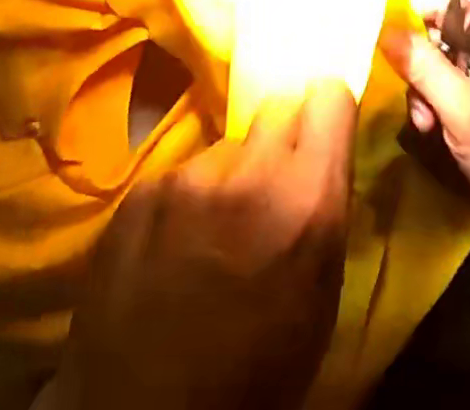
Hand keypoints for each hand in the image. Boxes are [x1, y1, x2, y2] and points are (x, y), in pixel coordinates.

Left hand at [47, 80, 357, 409]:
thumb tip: (319, 157)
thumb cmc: (258, 371)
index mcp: (307, 201)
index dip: (327, 110)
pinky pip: (182, 173)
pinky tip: (172, 244)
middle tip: (270, 184)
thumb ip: (324, 208)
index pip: (328, 98)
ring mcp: (187, 178)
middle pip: (275, 109)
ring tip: (213, 229)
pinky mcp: (140, 190)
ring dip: (230, 174)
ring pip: (226, 146)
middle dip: (280, 139)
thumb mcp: (321, 294)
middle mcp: (249, 173)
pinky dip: (186, 198)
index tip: (321, 126)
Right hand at [388, 0, 469, 238]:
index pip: (445, 4)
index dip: (412, 16)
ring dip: (423, 91)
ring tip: (427, 124)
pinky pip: (443, 83)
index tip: (383, 40)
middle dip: (418, 67)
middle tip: (415, 101)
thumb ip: (422, 66)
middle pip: (436, 34)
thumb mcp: (460, 107)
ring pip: (435, 61)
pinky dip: (432, 103)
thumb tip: (384, 30)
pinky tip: (433, 128)